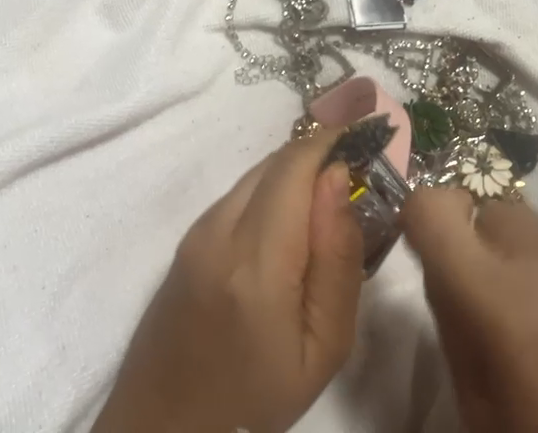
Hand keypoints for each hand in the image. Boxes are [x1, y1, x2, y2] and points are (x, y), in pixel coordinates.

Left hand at [92, 131, 365, 432]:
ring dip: (295, 174)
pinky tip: (291, 228)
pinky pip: (238, 196)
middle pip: (274, 163)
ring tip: (332, 202)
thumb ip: (336, 259)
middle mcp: (217, 231)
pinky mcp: (186, 240)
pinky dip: (271, 193)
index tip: (370, 134)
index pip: (295, 167)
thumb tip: (337, 178)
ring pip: (255, 176)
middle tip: (362, 171)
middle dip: (319, 154)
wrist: (166, 425)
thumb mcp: (323, 347)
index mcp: (255, 261)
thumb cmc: (256, 400)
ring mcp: (195, 232)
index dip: (333, 140)